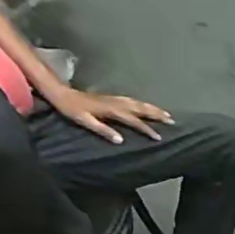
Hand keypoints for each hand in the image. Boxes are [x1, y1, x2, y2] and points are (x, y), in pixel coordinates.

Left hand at [49, 85, 172, 144]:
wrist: (61, 93)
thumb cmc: (71, 109)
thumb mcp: (84, 121)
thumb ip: (103, 130)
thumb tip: (120, 140)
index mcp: (113, 111)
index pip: (135, 121)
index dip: (147, 129)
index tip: (159, 137)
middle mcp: (118, 104)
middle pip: (143, 109)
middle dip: (158, 115)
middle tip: (172, 121)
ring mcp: (117, 99)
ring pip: (141, 104)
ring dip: (154, 109)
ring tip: (166, 114)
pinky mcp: (114, 98)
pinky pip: (135, 101)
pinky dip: (146, 104)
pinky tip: (148, 107)